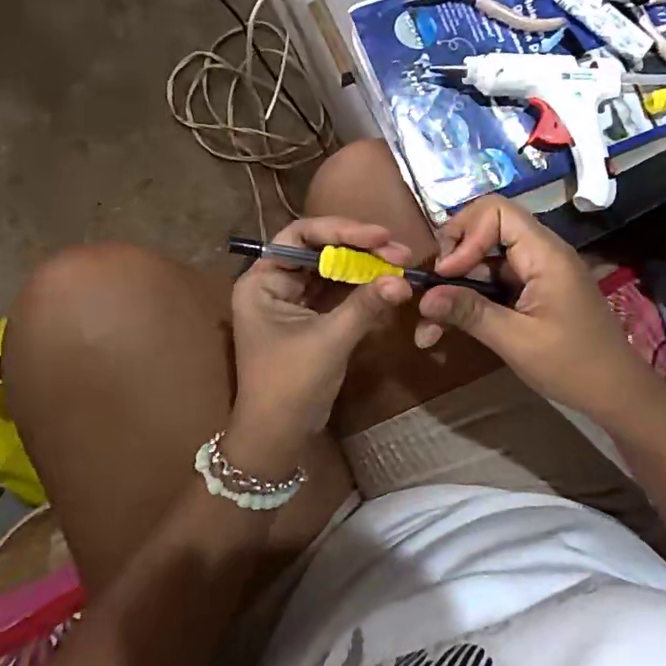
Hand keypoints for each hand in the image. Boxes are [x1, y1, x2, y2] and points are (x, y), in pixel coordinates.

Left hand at [229, 217, 412, 457]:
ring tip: (402, 263)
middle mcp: (276, 283)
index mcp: (262, 280)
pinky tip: (390, 283)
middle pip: (321, 249)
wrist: (279, 435)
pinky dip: (364, 286)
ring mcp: (295, 300)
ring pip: (333, 269)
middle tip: (400, 252)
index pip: (300, 237)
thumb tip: (403, 281)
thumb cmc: (289, 384)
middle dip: (361, 248)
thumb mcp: (329, 340)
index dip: (341, 230)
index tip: (379, 236)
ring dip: (366, 265)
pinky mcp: (313, 317)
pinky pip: (340, 291)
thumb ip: (365, 305)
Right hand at [416, 196, 661, 421]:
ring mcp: (537, 273)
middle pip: (486, 231)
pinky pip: (495, 283)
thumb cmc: (572, 365)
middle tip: (429, 292)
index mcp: (544, 254)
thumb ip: (471, 313)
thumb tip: (424, 297)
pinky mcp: (533, 293)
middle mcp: (541, 254)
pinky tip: (447, 325)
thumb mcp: (516, 341)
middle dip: (452, 258)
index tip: (446, 272)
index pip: (496, 211)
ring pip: (486, 261)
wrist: (616, 392)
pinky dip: (471, 299)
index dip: (465, 234)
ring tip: (428, 320)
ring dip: (456, 285)